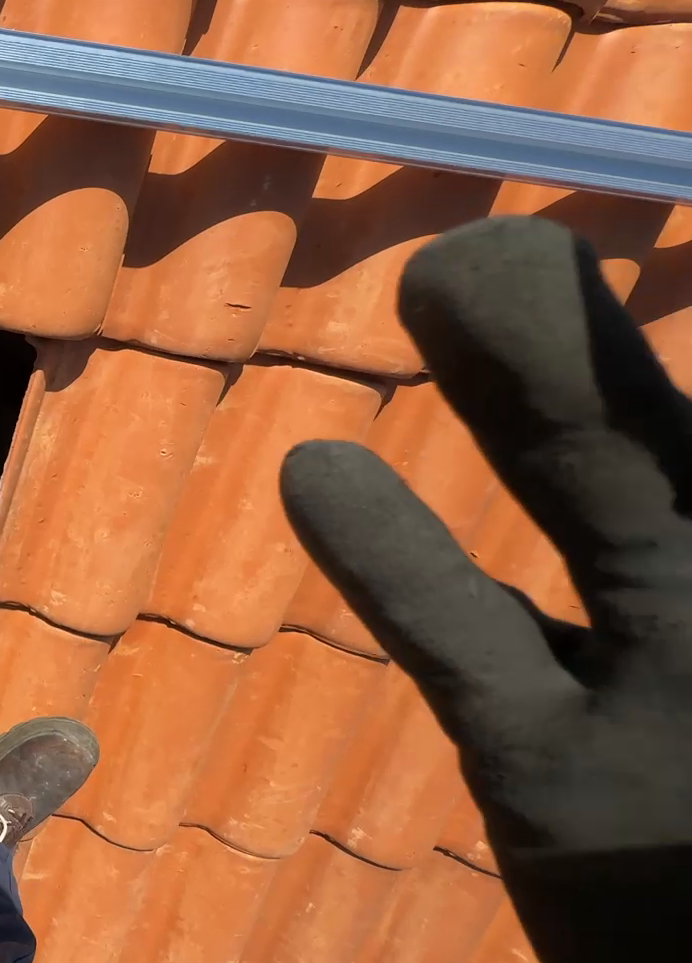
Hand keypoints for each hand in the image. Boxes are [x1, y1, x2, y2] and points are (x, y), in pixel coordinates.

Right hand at [279, 216, 691, 962]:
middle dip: (605, 330)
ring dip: (514, 384)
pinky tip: (308, 473)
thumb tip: (362, 458)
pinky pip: (453, 635)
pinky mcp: (540, 758)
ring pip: (594, 496)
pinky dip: (384, 555)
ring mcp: (658, 672)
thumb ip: (612, 527)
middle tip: (536, 211)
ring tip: (443, 269)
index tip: (684, 204)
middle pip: (678, 437)